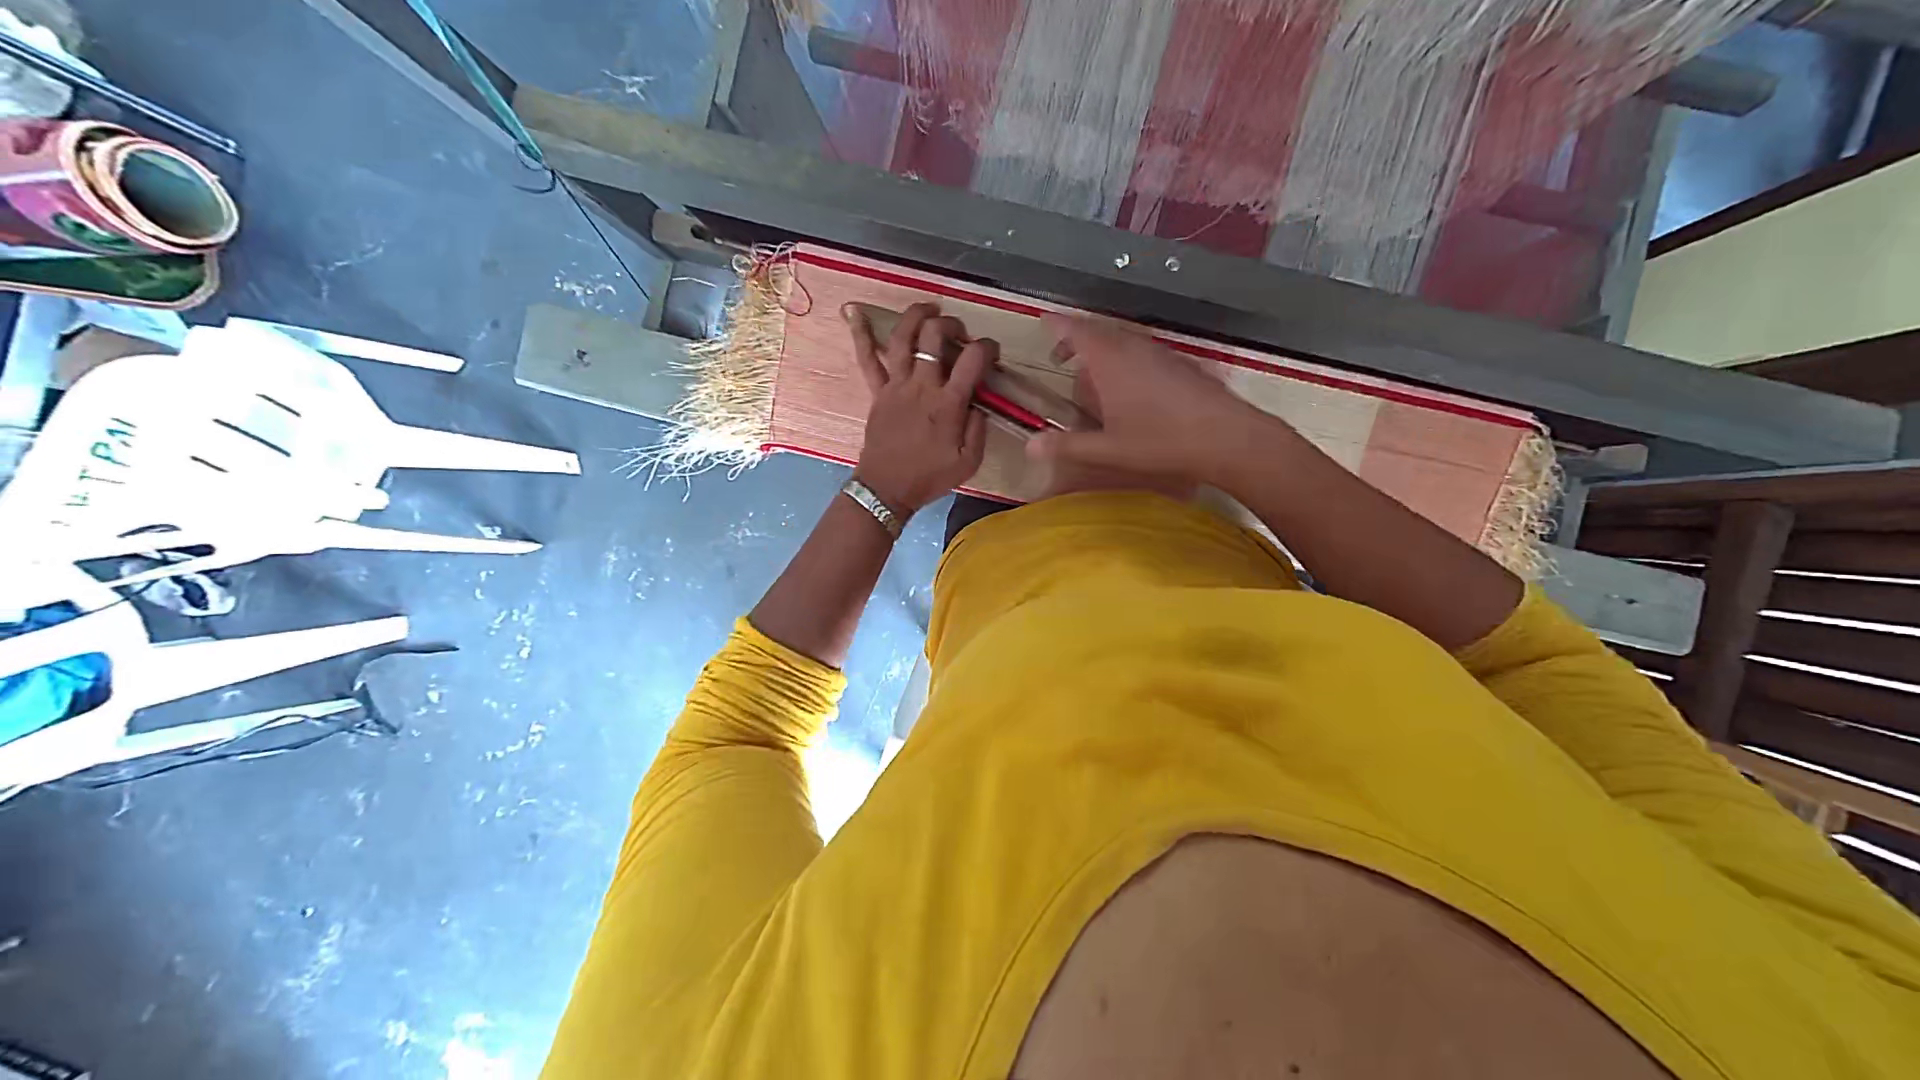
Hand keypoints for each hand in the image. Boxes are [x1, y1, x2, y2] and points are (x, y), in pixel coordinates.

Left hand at [845, 301, 990, 516]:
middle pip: (934, 337)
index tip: (992, 352)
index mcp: (948, 404)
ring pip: (903, 338)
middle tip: (959, 333)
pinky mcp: (877, 391)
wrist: (886, 489)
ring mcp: (896, 386)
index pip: (973, 360)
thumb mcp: (969, 461)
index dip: (987, 347)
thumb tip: (979, 402)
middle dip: (951, 325)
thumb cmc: (929, 477)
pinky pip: (867, 359)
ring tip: (930, 308)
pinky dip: (860, 334)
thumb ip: (979, 428)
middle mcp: (922, 386)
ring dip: (916, 316)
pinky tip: (854, 311)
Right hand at [1026, 315, 1265, 484]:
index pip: (1076, 330)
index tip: (1043, 322)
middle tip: (1061, 358)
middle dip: (1076, 340)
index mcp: (1111, 361)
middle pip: (1099, 331)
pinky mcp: (1180, 363)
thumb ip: (1067, 447)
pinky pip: (1143, 351)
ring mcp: (1160, 353)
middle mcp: (1134, 348)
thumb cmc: (1162, 442)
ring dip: (1102, 349)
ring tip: (1091, 374)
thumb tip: (1029, 446)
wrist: (1227, 438)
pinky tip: (1129, 387)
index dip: (1057, 325)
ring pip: (1123, 340)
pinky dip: (1125, 358)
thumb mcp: (1108, 450)